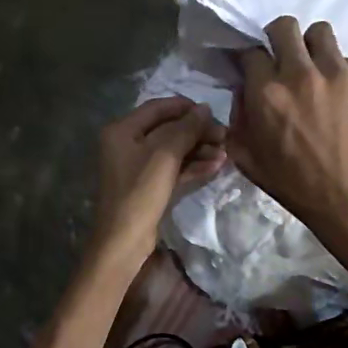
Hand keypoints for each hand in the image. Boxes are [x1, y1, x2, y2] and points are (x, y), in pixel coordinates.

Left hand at [91, 96, 226, 267]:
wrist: (124, 239)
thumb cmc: (140, 191)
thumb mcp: (165, 155)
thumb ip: (186, 128)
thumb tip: (205, 108)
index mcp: (122, 130)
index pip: (158, 108)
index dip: (186, 108)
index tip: (213, 112)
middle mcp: (126, 144)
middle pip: (167, 129)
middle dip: (196, 132)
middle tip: (224, 136)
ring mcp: (137, 167)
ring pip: (173, 151)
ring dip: (199, 150)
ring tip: (225, 153)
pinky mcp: (148, 186)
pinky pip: (172, 169)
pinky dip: (192, 166)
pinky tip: (216, 166)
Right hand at [229, 17, 347, 235]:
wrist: (347, 197)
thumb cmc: (290, 182)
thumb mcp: (245, 156)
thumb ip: (237, 117)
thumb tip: (244, 89)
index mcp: (267, 93)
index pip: (251, 52)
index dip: (250, 60)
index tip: (254, 69)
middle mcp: (301, 74)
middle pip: (284, 27)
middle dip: (278, 38)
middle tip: (282, 59)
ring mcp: (339, 73)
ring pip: (320, 33)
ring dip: (311, 48)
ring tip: (313, 71)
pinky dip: (339, 74)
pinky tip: (338, 100)